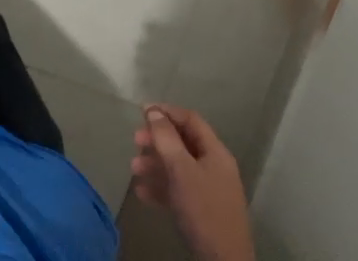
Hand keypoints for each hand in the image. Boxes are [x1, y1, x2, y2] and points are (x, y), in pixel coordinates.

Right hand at [132, 103, 254, 260]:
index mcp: (215, 152)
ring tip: (134, 169)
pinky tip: (142, 192)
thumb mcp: (181, 169)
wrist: (223, 259)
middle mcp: (214, 166)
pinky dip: (161, 187)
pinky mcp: (202, 209)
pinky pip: (179, 189)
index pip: (191, 120)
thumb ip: (166, 138)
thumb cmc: (203, 208)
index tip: (142, 112)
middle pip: (183, 143)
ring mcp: (209, 189)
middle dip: (157, 140)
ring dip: (155, 164)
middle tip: (135, 141)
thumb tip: (153, 112)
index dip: (167, 112)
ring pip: (178, 167)